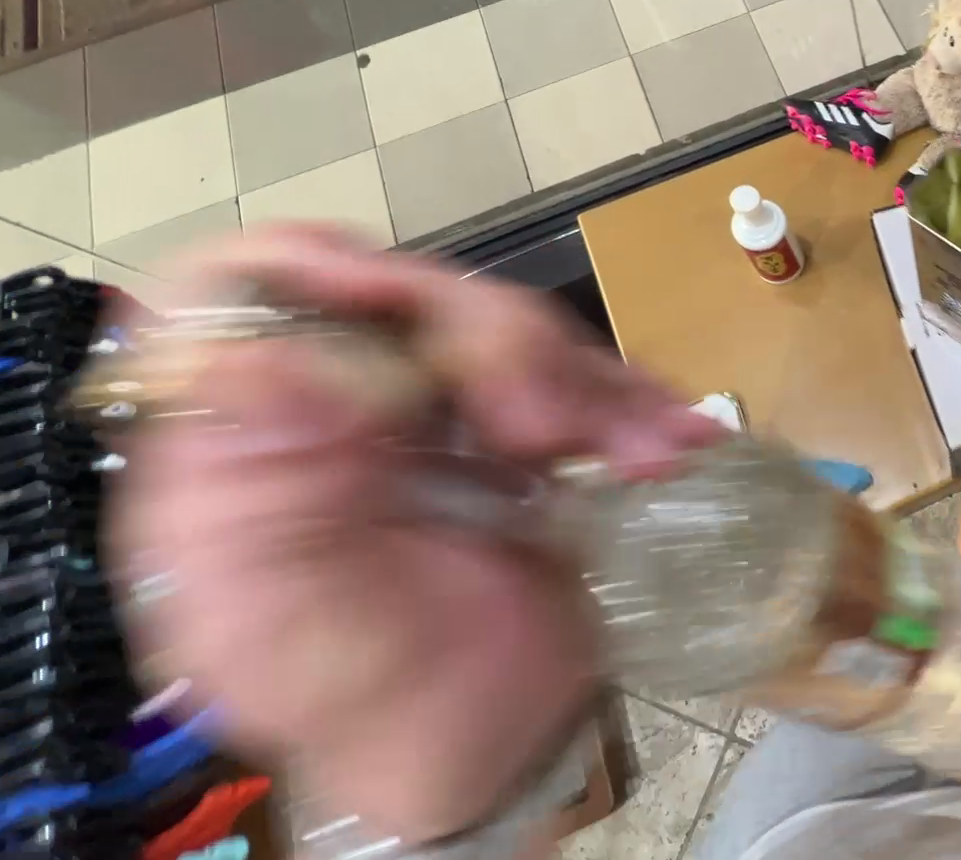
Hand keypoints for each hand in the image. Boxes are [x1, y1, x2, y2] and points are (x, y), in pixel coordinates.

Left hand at [110, 227, 720, 840]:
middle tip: (554, 436)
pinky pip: (590, 378)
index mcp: (253, 448)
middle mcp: (346, 408)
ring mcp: (446, 412)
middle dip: (507, 354)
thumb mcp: (308, 629)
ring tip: (647, 453)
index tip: (411, 308)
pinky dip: (640, 402)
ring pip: (522, 331)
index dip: (316, 271)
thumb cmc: (393, 701)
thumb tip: (264, 361)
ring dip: (595, 386)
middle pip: (421, 300)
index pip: (234, 293)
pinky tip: (683, 436)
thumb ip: (271, 506)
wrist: (500, 731)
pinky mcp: (527, 425)